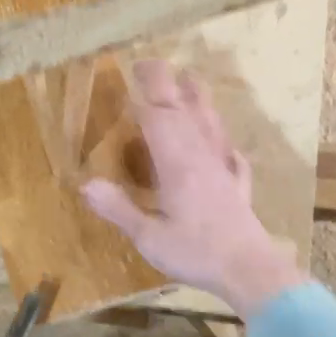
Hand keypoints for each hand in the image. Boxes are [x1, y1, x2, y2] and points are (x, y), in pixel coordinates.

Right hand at [82, 60, 306, 316]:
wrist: (249, 270)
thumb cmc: (195, 253)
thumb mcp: (148, 236)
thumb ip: (119, 209)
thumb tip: (85, 184)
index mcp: (177, 164)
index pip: (160, 116)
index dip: (148, 90)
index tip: (136, 67)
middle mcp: (202, 159)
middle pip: (185, 113)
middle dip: (169, 87)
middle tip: (154, 66)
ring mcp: (223, 173)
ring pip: (211, 128)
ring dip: (200, 103)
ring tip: (194, 83)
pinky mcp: (238, 191)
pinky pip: (232, 161)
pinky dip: (228, 149)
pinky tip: (230, 150)